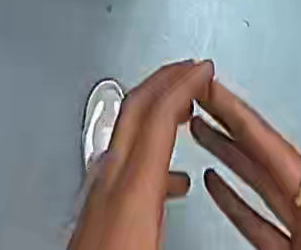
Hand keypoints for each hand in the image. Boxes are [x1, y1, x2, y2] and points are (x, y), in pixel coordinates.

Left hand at [69, 60, 212, 249]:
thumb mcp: (161, 249)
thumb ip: (190, 229)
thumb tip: (207, 194)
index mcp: (132, 189)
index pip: (158, 115)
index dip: (183, 84)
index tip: (202, 69)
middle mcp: (109, 181)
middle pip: (136, 107)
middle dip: (165, 79)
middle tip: (190, 69)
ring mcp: (97, 190)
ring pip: (126, 128)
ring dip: (156, 108)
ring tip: (183, 107)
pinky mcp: (93, 206)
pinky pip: (122, 158)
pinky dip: (147, 146)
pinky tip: (166, 173)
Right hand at [194, 79, 300, 249]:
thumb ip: (283, 237)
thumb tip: (244, 214)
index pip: (276, 152)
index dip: (240, 117)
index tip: (214, 91)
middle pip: (267, 160)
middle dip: (230, 126)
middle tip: (200, 99)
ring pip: (262, 188)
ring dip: (228, 158)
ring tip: (201, 132)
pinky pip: (263, 223)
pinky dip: (238, 201)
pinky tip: (217, 185)